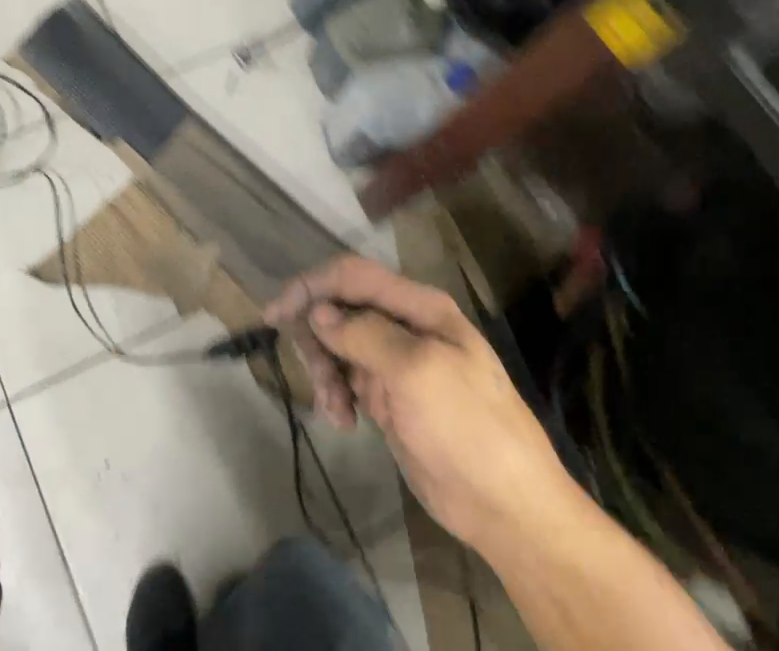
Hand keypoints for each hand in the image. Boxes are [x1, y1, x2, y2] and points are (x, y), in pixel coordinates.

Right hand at [265, 256, 571, 549]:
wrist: (504, 503)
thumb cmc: (467, 428)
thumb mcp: (416, 373)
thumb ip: (365, 335)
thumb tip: (318, 313)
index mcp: (421, 308)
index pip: (353, 276)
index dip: (310, 287)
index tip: (274, 317)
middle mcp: (407, 327)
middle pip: (339, 309)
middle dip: (317, 338)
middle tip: (317, 376)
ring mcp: (397, 364)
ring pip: (337, 346)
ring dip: (324, 372)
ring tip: (334, 409)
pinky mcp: (389, 398)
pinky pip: (346, 380)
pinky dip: (335, 396)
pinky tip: (343, 422)